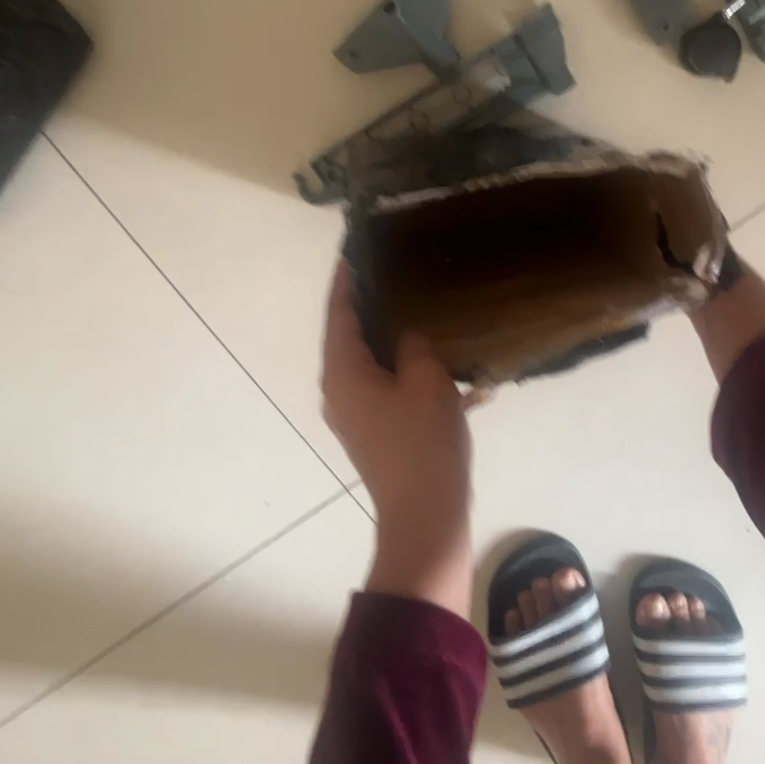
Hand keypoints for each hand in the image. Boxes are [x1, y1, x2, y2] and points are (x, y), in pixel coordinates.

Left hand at [321, 262, 473, 613]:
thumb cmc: (423, 441)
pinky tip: (423, 354)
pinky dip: (393, 362)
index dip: (346, 282)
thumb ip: (413, 345)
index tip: (353, 252)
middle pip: (345, 336)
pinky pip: (376, 382)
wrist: (424, 511)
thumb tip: (405, 337)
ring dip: (381, 335)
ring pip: (362, 361)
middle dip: (365, 305)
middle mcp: (337, 390)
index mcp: (343, 371)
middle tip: (391, 272)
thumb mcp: (427, 380)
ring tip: (410, 306)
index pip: (339, 314)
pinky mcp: (369, 429)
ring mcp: (351, 413)